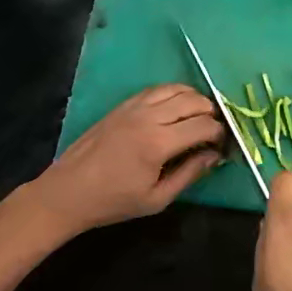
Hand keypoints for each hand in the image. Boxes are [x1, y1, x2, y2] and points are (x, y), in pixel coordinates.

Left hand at [20, 84, 223, 238]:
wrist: (68, 192)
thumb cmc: (113, 201)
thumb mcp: (157, 199)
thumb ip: (190, 174)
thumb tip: (215, 155)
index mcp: (158, 143)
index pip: (204, 125)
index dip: (220, 134)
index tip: (222, 146)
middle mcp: (149, 117)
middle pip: (194, 101)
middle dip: (212, 113)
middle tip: (214, 131)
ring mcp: (134, 107)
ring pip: (176, 89)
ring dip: (195, 99)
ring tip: (200, 116)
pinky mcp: (124, 105)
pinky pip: (157, 89)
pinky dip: (174, 93)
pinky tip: (177, 107)